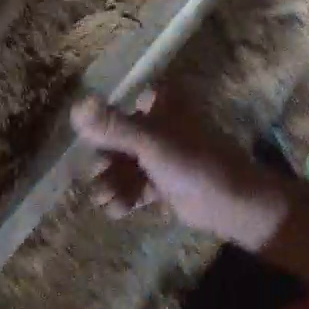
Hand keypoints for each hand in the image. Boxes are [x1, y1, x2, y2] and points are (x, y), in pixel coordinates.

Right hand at [70, 91, 292, 250]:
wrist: (232, 203)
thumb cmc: (192, 160)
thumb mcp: (149, 141)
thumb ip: (112, 125)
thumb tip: (75, 106)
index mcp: (161, 99)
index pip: (121, 99)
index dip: (102, 119)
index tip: (87, 139)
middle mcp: (160, 121)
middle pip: (119, 136)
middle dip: (105, 160)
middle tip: (97, 176)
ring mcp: (163, 152)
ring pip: (125, 163)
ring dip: (112, 180)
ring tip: (106, 198)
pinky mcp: (164, 180)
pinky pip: (136, 183)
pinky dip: (126, 194)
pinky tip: (117, 209)